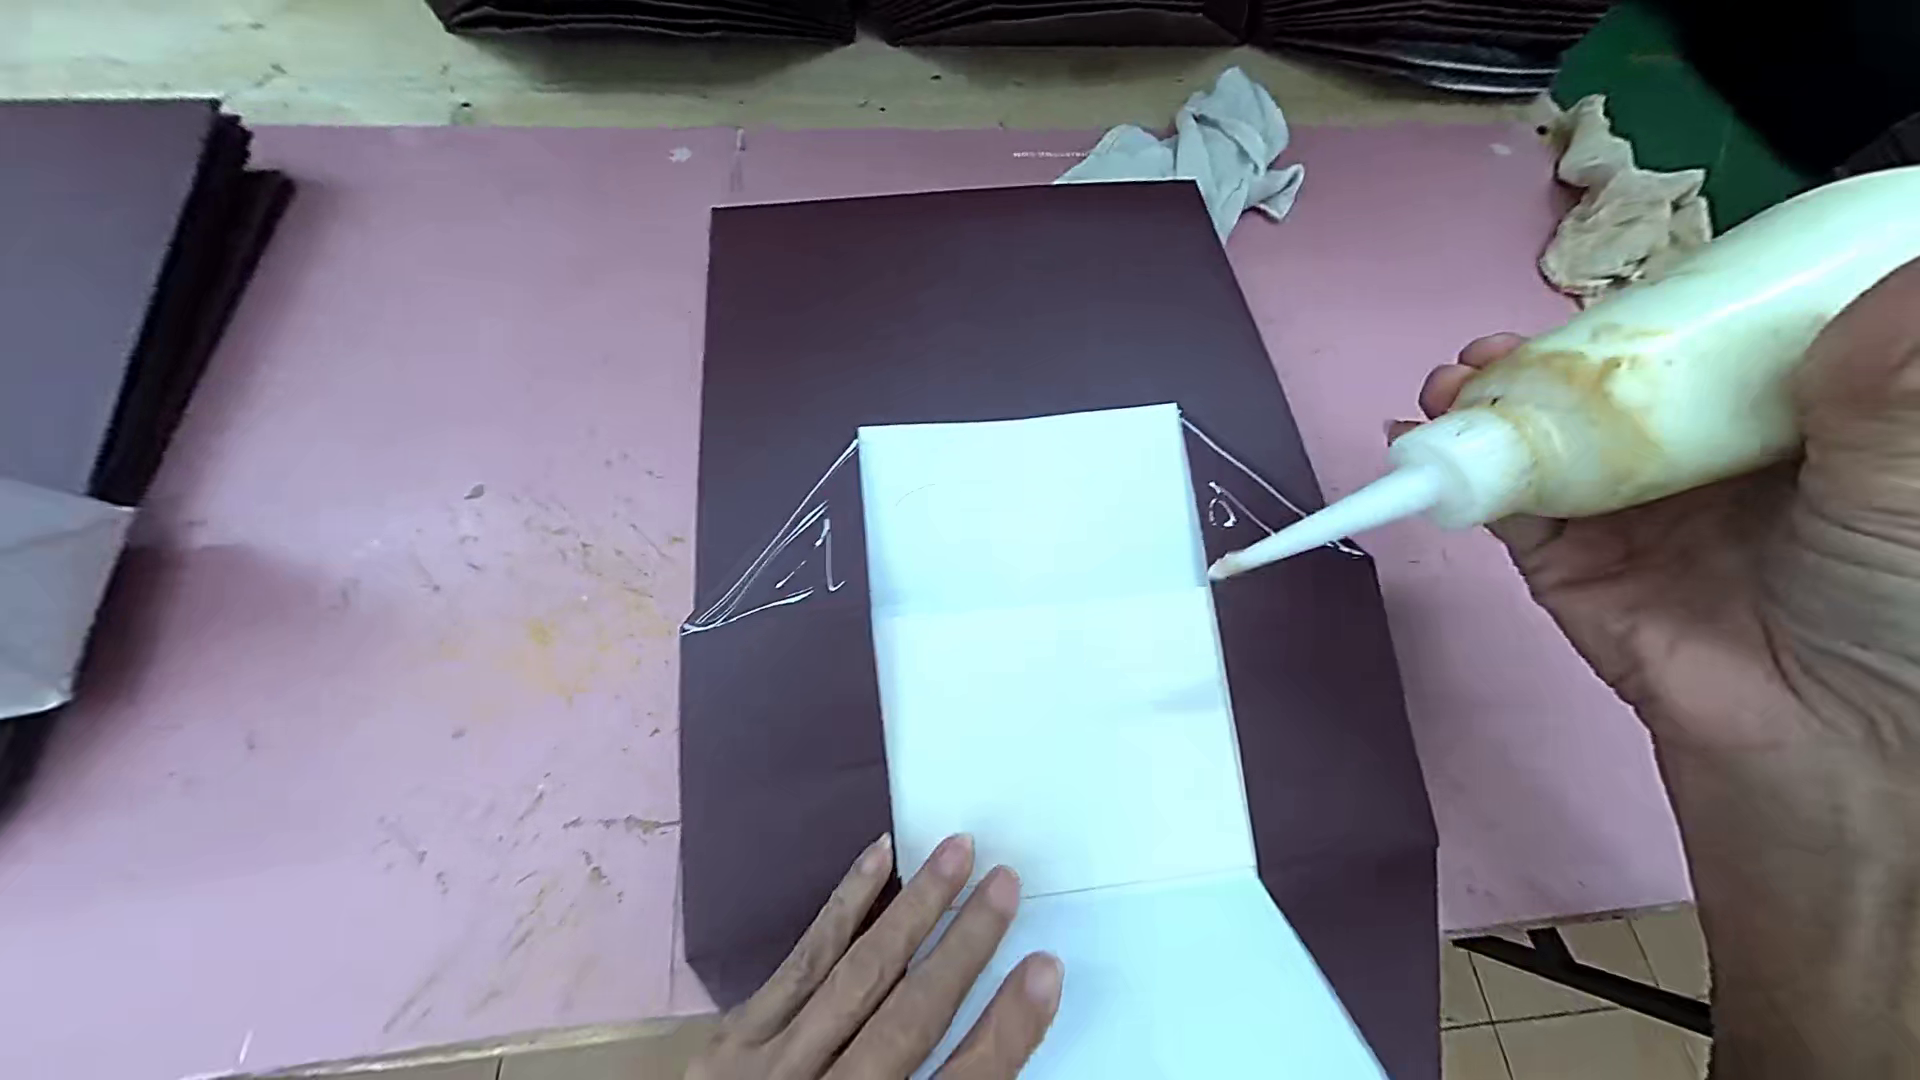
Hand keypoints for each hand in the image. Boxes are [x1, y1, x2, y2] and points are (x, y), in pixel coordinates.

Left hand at [687, 833, 1061, 1079]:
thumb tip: (986, 1039)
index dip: (1008, 1029)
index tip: (1045, 966)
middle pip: (911, 1015)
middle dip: (965, 945)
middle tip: (1006, 881)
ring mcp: (771, 1066)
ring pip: (861, 971)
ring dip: (916, 906)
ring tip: (958, 851)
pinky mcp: (735, 1038)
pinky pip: (803, 959)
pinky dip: (848, 903)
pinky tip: (881, 855)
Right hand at [1397, 260, 1919, 757]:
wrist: (1827, 729)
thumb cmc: (1901, 598)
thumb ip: (1900, 379)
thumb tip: (1882, 278)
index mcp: (1783, 427)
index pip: (1694, 357)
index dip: (1643, 321)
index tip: (1606, 299)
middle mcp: (1688, 464)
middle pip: (1597, 397)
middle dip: (1539, 365)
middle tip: (1496, 347)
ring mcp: (1616, 512)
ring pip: (1536, 445)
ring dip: (1483, 410)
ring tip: (1450, 382)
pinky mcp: (1560, 558)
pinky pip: (1502, 508)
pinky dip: (1457, 475)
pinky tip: (1419, 441)